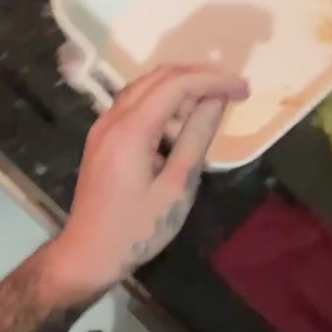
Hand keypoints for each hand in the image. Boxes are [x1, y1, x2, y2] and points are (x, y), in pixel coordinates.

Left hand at [42, 65, 249, 302]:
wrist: (87, 254)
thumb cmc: (136, 229)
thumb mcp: (176, 187)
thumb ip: (196, 139)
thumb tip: (215, 101)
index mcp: (131, 130)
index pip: (177, 85)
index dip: (214, 80)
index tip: (245, 90)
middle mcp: (113, 118)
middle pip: (159, 77)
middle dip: (199, 77)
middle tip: (233, 91)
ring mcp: (103, 126)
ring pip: (145, 87)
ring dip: (180, 88)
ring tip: (213, 106)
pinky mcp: (102, 138)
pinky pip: (135, 105)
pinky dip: (162, 103)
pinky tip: (182, 122)